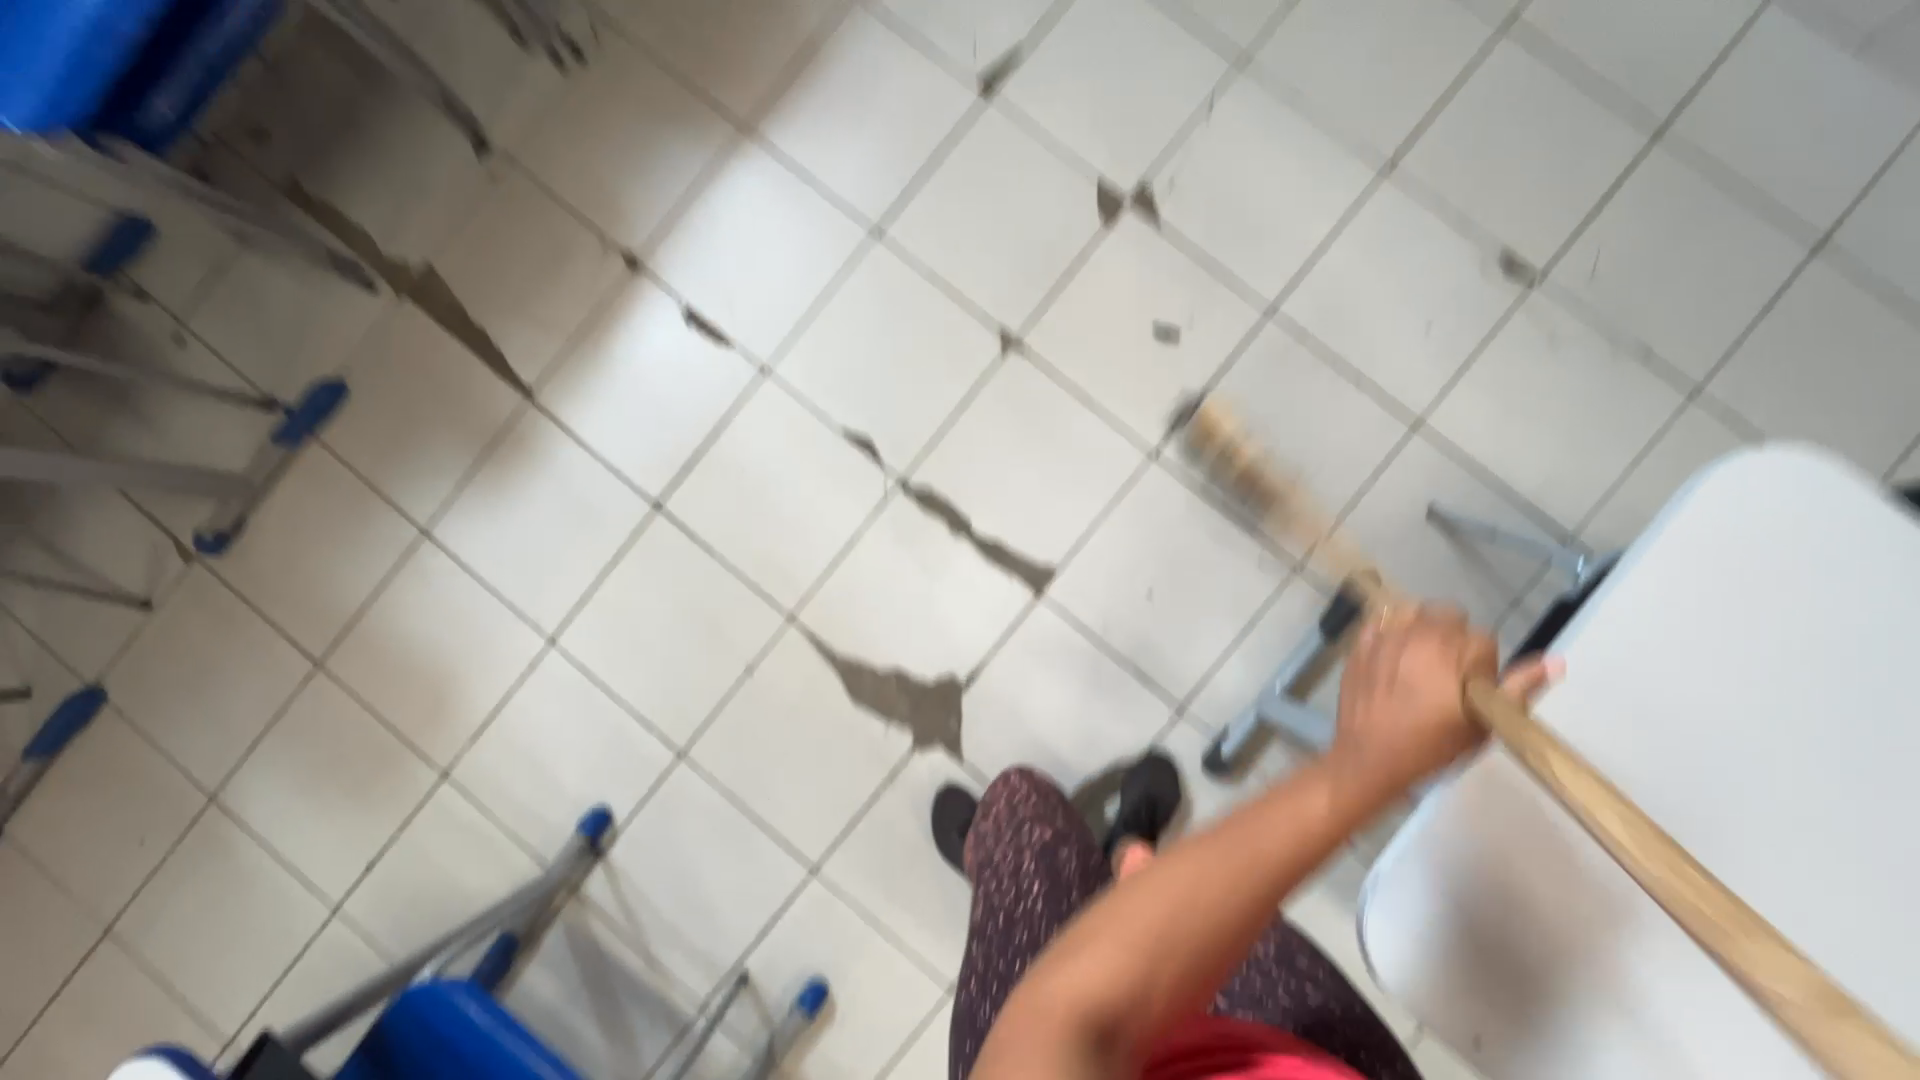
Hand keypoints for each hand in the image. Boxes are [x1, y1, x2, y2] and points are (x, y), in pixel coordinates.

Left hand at [1326, 603, 1558, 810]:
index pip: (1484, 638)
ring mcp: (1387, 636)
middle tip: (1447, 671)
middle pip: (1449, 616)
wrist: (1370, 755)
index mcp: (1458, 650)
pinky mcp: (1360, 644)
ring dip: (1421, 626)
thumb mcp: (1484, 723)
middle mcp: (1423, 633)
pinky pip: (1379, 620)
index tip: (1472, 685)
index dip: (1482, 662)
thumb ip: (1520, 688)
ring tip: (1420, 656)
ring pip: (1413, 611)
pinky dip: (1389, 630)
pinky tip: (1392, 652)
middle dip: (1454, 638)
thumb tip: (1557, 661)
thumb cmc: (1432, 744)